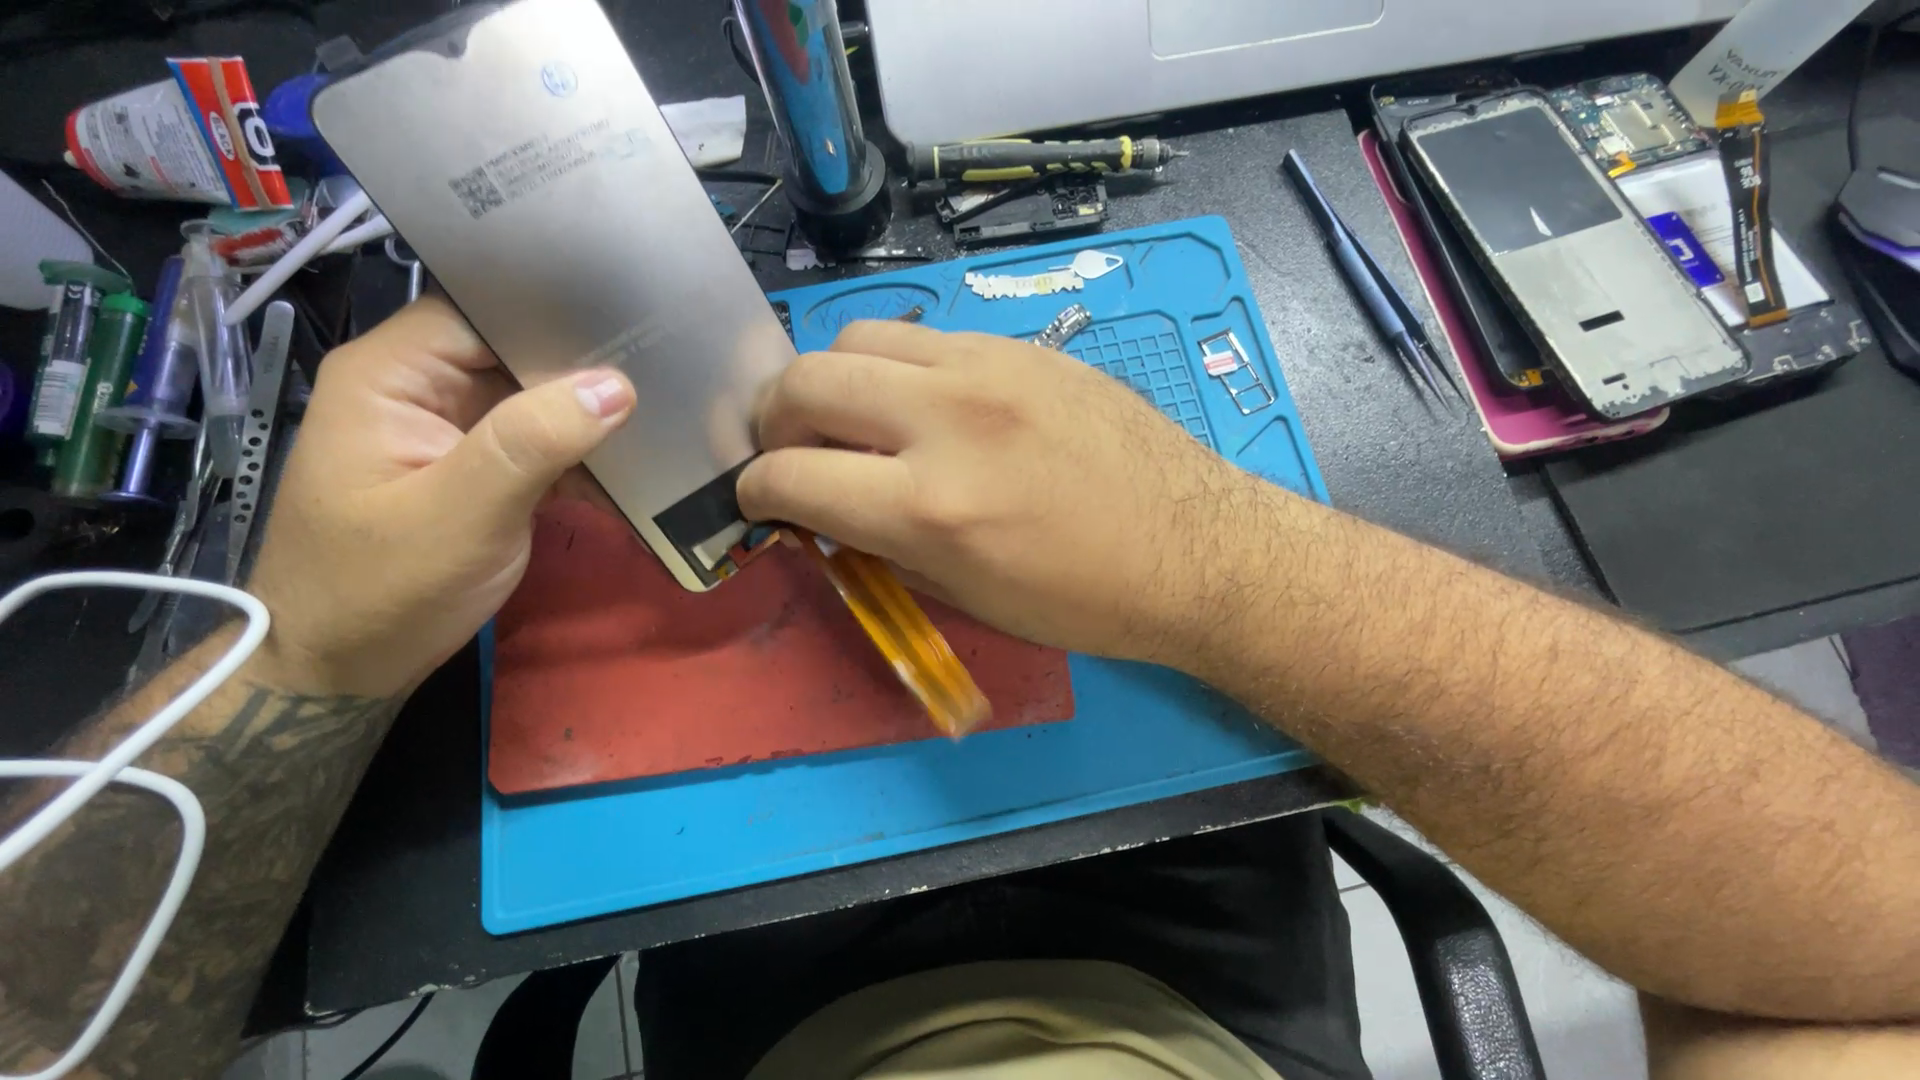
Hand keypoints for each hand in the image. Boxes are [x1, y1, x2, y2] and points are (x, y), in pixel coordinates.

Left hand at [247, 297, 634, 697]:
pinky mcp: (483, 472)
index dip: (554, 311)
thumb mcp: (458, 514)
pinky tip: (639, 472)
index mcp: (391, 375)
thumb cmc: (380, 589)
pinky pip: (544, 447)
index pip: (481, 310)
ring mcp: (456, 432)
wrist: (344, 670)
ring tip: (672, 413)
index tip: (633, 320)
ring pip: (539, 400)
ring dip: (595, 416)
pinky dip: (587, 460)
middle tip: (670, 368)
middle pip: (518, 352)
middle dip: (589, 364)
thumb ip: (532, 443)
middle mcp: (423, 389)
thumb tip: (617, 386)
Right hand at [736, 320, 1268, 662]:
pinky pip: (924, 338)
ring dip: (834, 381)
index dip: (755, 491)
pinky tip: (923, 405)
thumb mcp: (965, 594)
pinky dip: (897, 370)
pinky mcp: (1022, 346)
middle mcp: (947, 419)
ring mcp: (988, 368)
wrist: (1195, 550)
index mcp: (930, 507)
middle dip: (774, 421)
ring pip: (857, 337)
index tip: (761, 499)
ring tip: (856, 421)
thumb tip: (823, 507)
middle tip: (795, 453)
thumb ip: (880, 541)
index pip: (789, 475)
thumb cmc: (1082, 600)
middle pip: (803, 380)